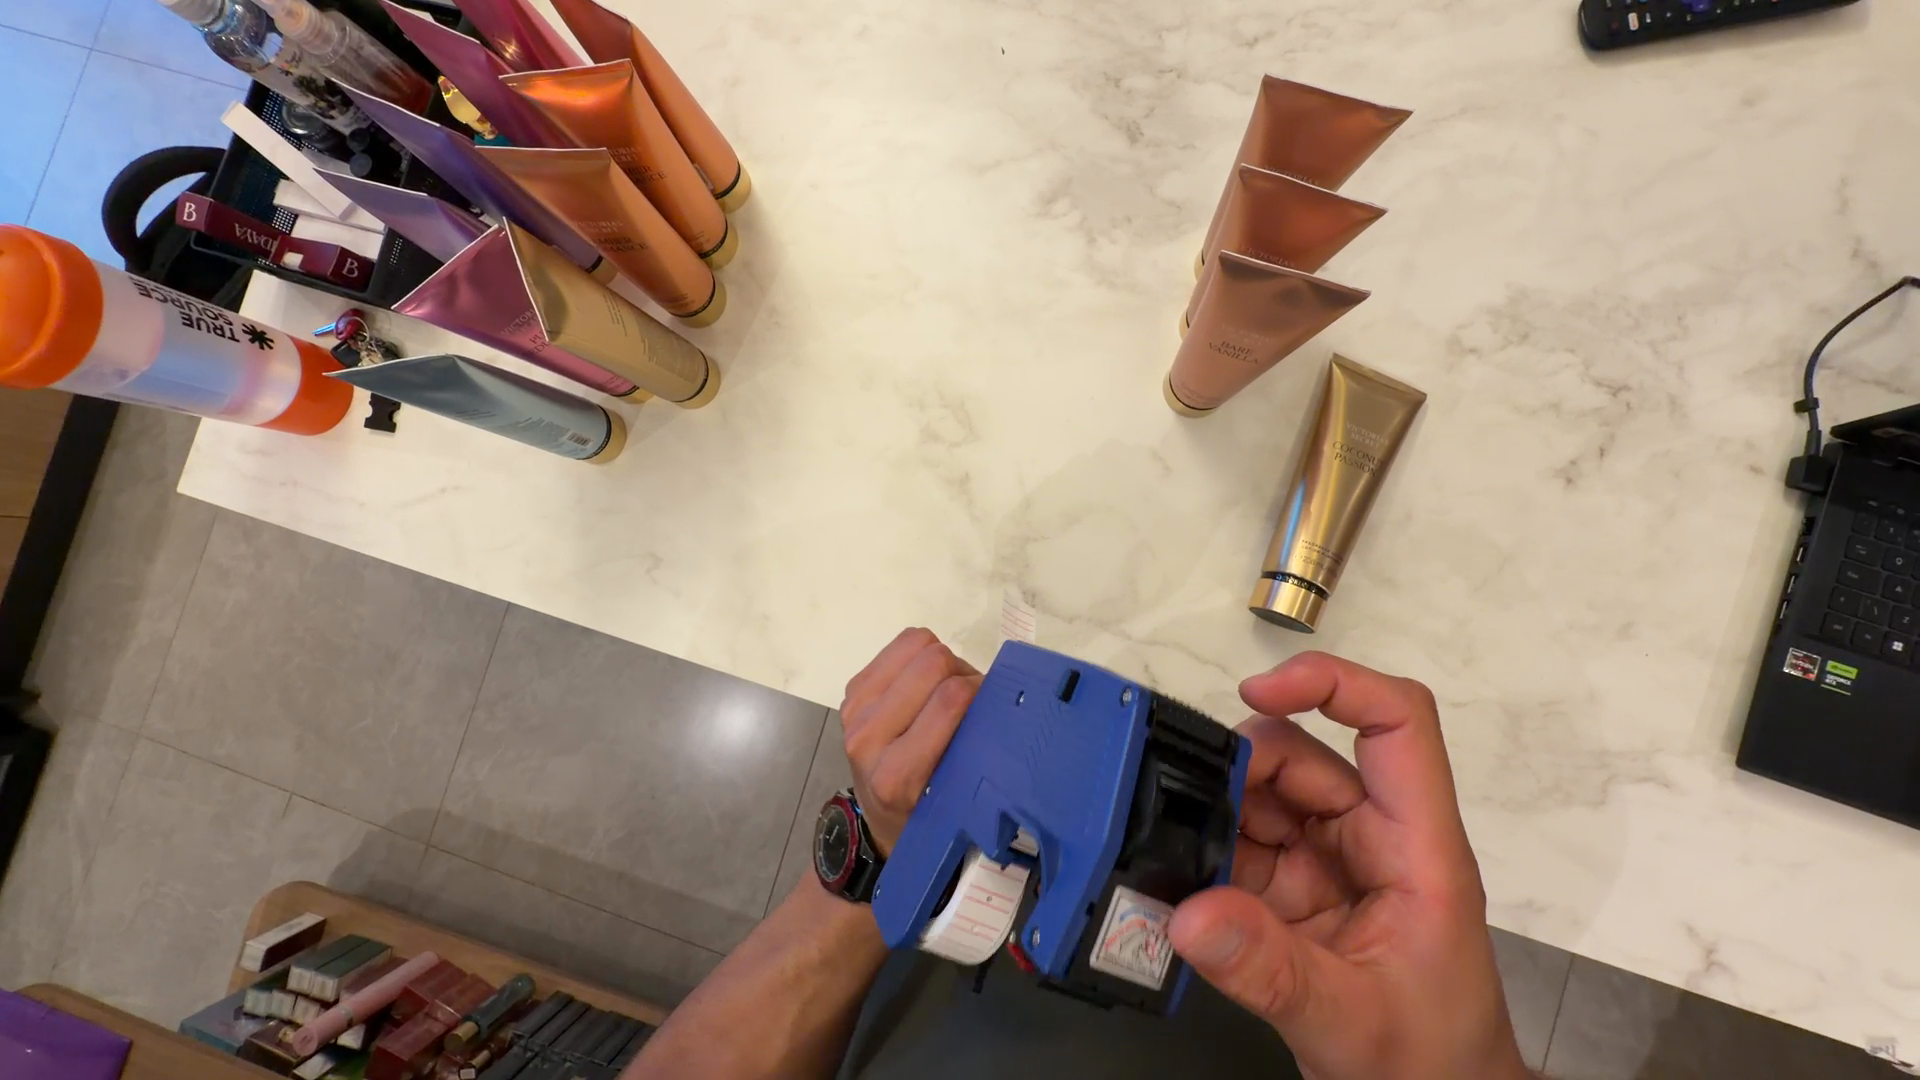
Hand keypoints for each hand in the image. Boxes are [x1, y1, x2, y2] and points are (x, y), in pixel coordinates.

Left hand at [838, 628, 981, 855]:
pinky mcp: (852, 691)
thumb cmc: (932, 806)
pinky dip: (919, 655)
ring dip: (940, 659)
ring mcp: (856, 710)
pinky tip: (923, 682)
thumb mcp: (961, 790)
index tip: (992, 702)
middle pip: (932, 663)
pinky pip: (897, 645)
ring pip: (915, 644)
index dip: (980, 689)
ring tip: (946, 686)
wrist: (881, 815)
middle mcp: (869, 738)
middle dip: (962, 671)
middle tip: (971, 694)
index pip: (950, 699)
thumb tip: (996, 687)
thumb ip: (976, 742)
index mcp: (898, 773)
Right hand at [1168, 652, 1527, 1079]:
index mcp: (1415, 846)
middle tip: (1185, 805)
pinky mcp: (1291, 885)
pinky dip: (1206, 845)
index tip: (1255, 693)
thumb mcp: (1353, 1023)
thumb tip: (1188, 914)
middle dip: (1242, 768)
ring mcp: (1327, 858)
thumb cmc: (1429, 1067)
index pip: (1396, 724)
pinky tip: (1182, 871)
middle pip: (1304, 755)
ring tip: (1177, 847)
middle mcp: (1369, 835)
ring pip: (1263, 792)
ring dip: (1216, 809)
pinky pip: (1240, 839)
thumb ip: (1270, 970)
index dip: (1333, 684)